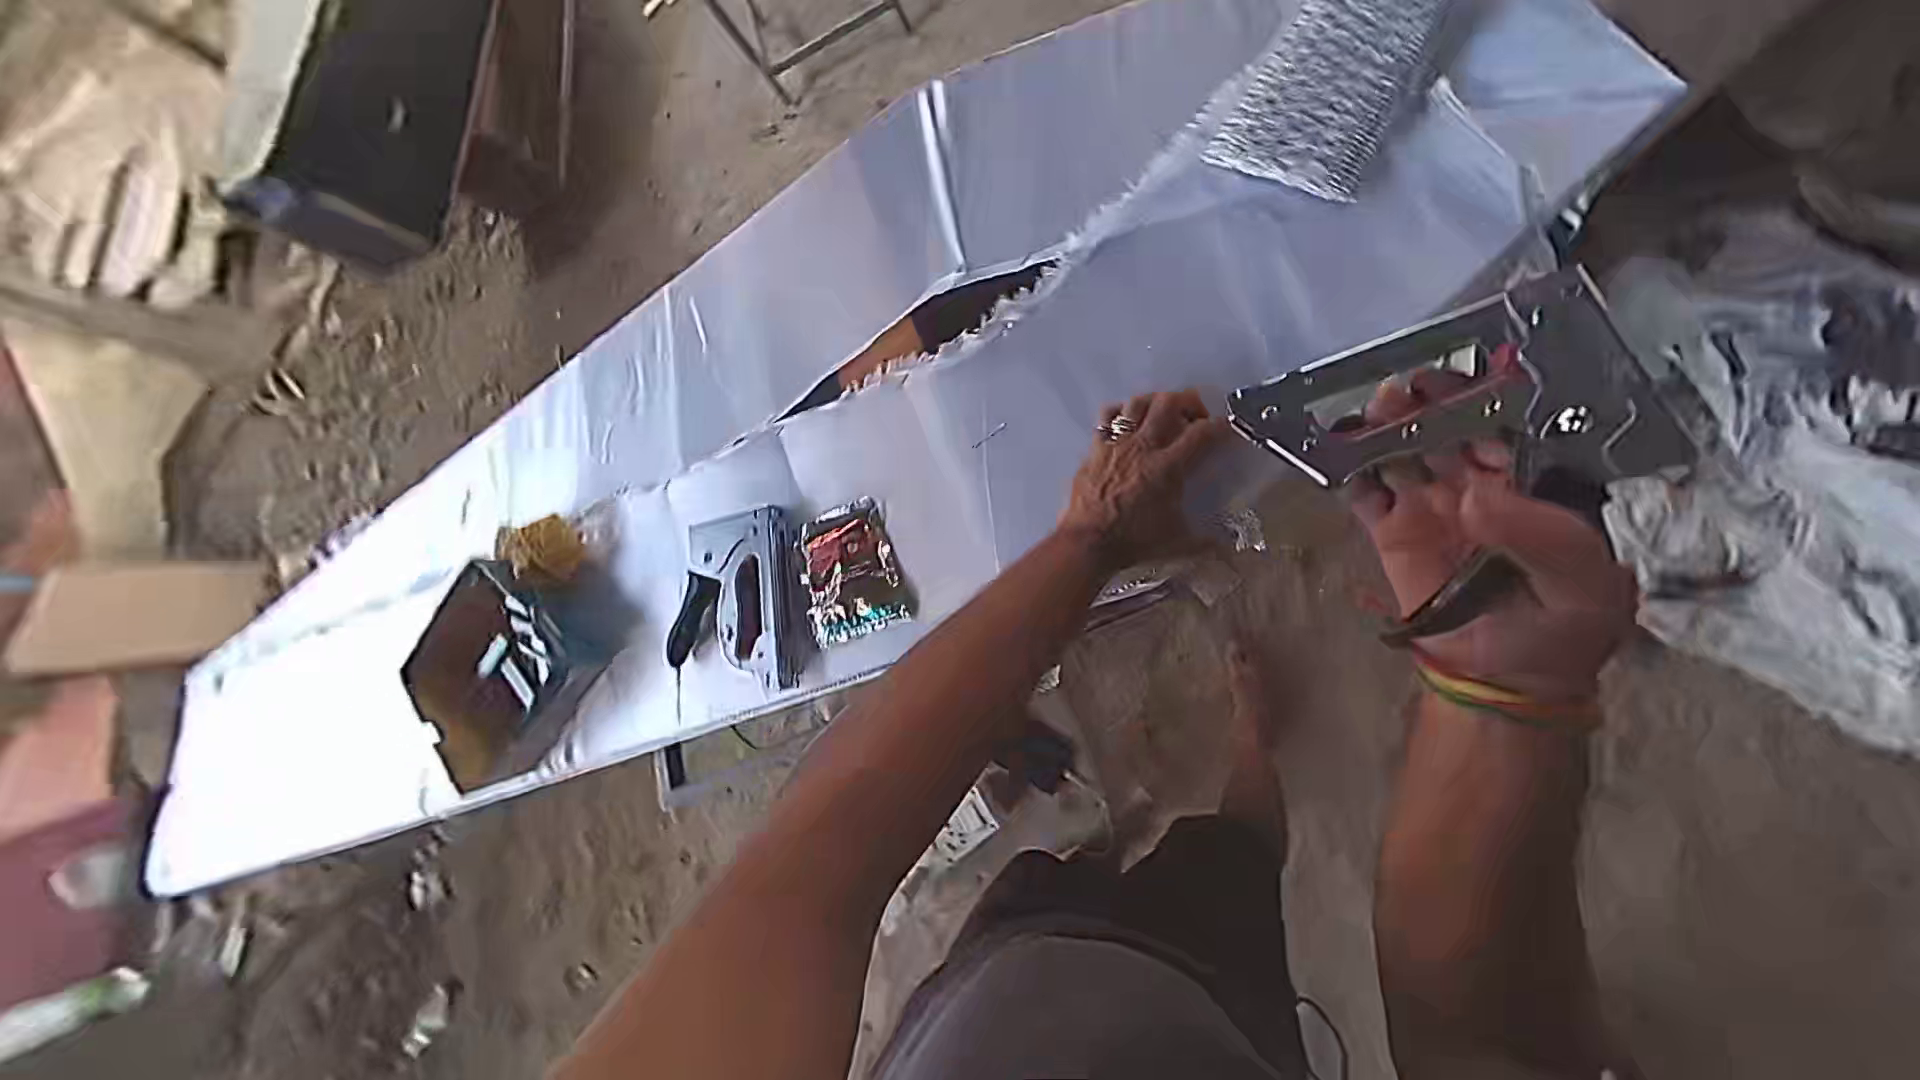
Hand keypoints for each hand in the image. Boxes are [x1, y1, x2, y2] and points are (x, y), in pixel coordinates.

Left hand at [1059, 389, 1224, 572]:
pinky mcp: (1095, 450)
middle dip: (1189, 402)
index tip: (1230, 428)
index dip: (1222, 426)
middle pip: (1168, 404)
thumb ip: (1206, 541)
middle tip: (1196, 415)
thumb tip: (1226, 546)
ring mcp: (1116, 446)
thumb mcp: (1177, 543)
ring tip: (1163, 411)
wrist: (1088, 543)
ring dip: (1155, 401)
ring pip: (1136, 403)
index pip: (1202, 434)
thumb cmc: (1133, 542)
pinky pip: (1106, 418)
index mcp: (1167, 468)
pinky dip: (1120, 412)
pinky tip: (1126, 420)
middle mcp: (1142, 448)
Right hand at [1347, 371, 1636, 702]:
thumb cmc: (1559, 625)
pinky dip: (1348, 472)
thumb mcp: (1584, 584)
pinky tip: (1338, 454)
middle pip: (1446, 432)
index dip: (1486, 400)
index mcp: (1531, 484)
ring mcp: (1427, 506)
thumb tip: (1476, 492)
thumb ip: (1544, 537)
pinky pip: (1364, 494)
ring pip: (1400, 454)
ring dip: (1383, 431)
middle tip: (1404, 390)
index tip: (1463, 384)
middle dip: (1425, 406)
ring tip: (1371, 414)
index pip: (1508, 428)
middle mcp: (1475, 484)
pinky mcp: (1387, 531)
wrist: (1498, 673)